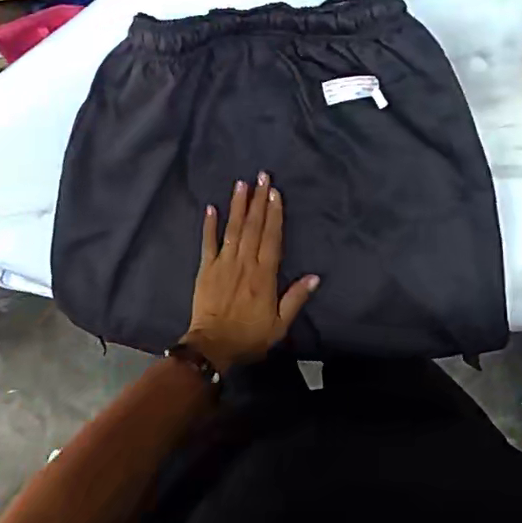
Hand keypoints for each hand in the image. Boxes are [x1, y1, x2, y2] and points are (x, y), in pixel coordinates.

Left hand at [182, 173, 319, 373]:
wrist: (213, 346)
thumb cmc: (249, 336)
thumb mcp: (280, 324)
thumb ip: (295, 298)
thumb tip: (315, 277)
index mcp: (264, 275)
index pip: (271, 238)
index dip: (274, 214)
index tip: (276, 193)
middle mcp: (244, 263)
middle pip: (253, 226)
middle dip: (259, 200)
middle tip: (262, 176)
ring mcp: (223, 263)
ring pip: (232, 228)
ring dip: (237, 205)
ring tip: (241, 183)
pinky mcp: (206, 268)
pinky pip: (208, 242)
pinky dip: (209, 225)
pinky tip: (211, 207)